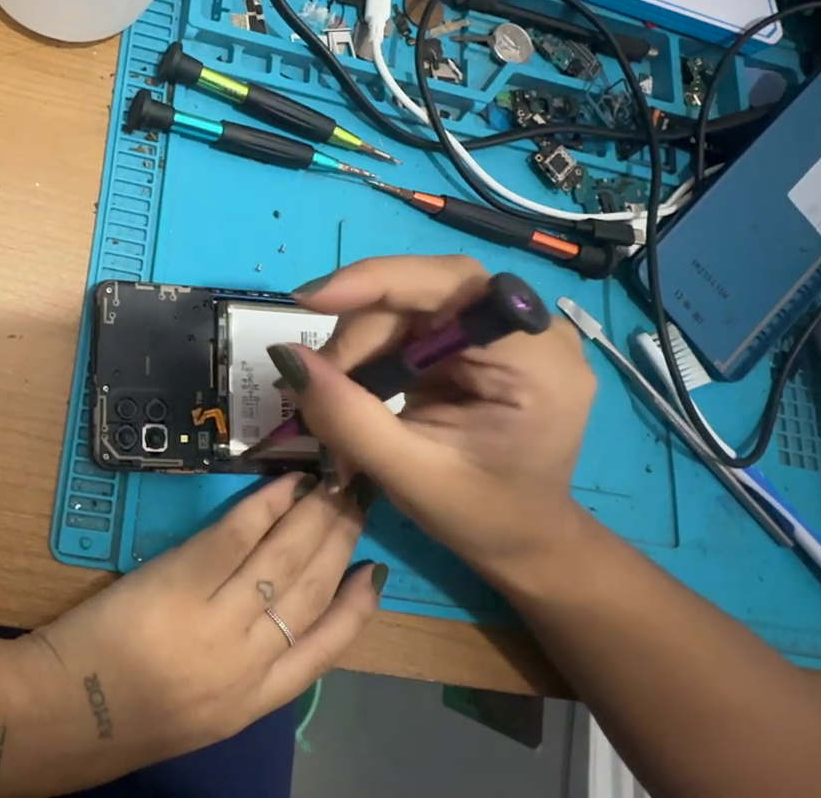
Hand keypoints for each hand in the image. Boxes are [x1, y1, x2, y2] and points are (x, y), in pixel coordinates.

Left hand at [13, 473, 382, 780]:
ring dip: (314, 518)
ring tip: (335, 487)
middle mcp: (248, 662)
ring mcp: (218, 622)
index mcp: (254, 702)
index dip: (357, 608)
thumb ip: (238, 675)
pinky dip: (264, 508)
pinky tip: (283, 486)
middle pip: (311, 592)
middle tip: (360, 503)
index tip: (374, 572)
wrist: (64, 716)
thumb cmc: (122, 716)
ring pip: (284, 562)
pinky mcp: (180, 583)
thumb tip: (266, 627)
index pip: (326, 649)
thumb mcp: (199, 714)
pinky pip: (234, 538)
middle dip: (341, 543)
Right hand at [270, 255, 597, 583]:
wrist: (521, 538)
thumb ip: (347, 416)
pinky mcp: (472, 338)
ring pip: (402, 306)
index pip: (452, 284)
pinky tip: (350, 387)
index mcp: (535, 362)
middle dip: (357, 336)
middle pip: (418, 295)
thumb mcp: (408, 473)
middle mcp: (524, 330)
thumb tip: (285, 356)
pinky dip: (366, 353)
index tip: (308, 301)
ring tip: (327, 397)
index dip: (377, 282)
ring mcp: (498, 330)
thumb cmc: (480, 514)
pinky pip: (404, 323)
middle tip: (310, 383)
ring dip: (354, 348)